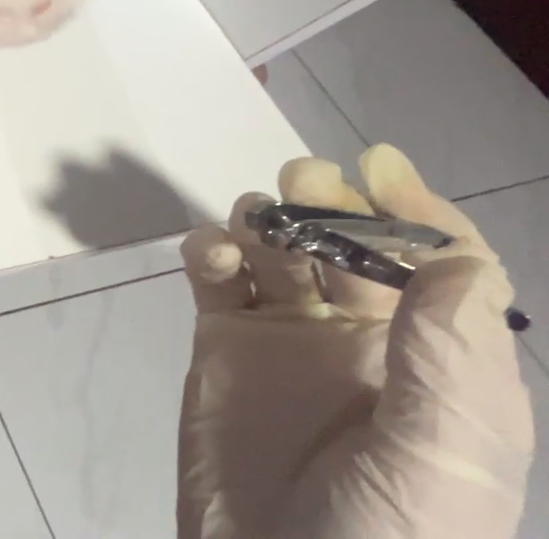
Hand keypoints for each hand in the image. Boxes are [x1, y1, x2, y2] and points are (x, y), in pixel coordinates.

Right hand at [177, 145, 534, 538]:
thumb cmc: (384, 533)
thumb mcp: (437, 459)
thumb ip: (447, 364)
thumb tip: (460, 260)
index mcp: (438, 366)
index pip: (446, 271)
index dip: (420, 213)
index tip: (380, 166)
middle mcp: (365, 341)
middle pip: (353, 249)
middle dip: (334, 205)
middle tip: (305, 180)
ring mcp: (287, 339)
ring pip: (279, 252)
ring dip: (268, 220)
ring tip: (255, 215)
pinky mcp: (223, 343)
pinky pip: (217, 279)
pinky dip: (210, 252)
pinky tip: (209, 253)